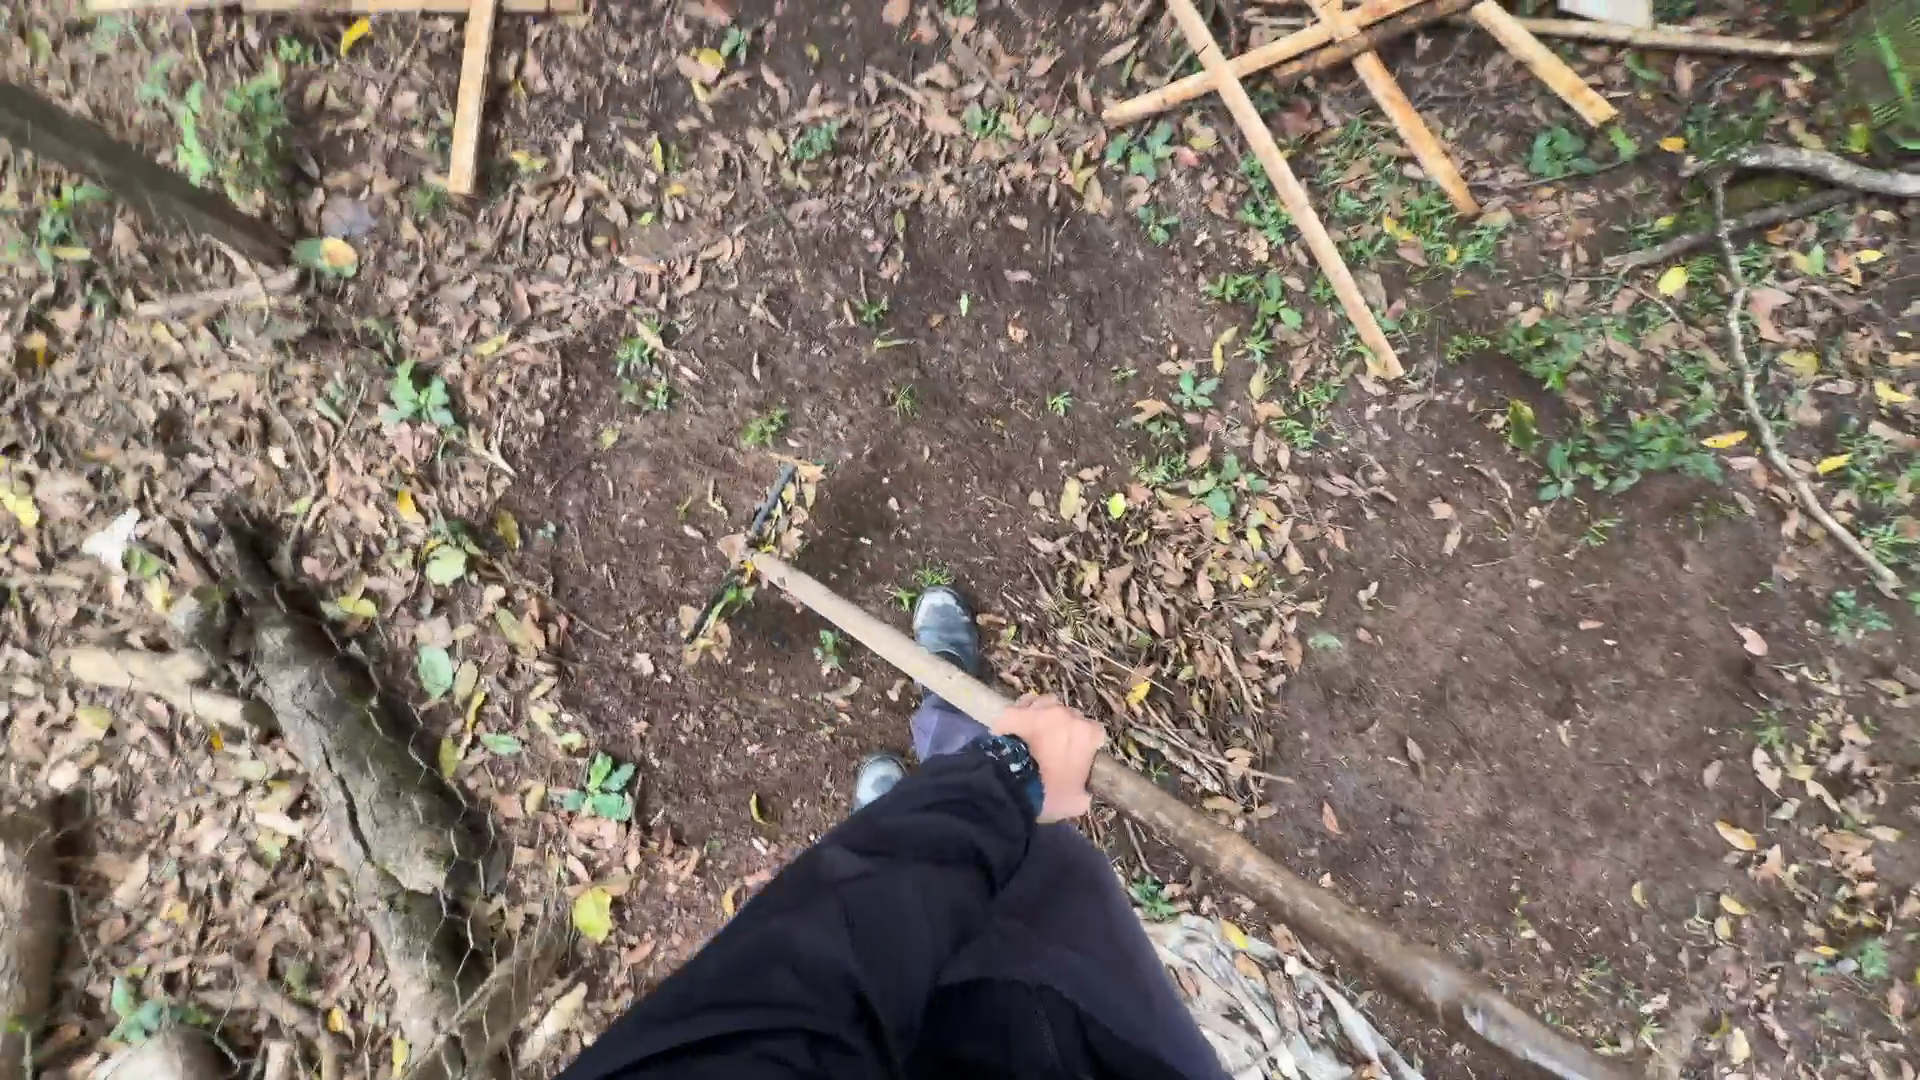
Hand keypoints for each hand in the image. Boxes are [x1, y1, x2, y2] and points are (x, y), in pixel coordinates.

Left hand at [993, 695, 1104, 822]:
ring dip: (1048, 717)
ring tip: (1039, 733)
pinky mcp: (1015, 709)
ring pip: (1049, 705)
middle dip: (1067, 731)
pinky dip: (1027, 712)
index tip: (1081, 757)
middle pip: (1072, 717)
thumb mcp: (1077, 802)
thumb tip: (1083, 787)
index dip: (1089, 745)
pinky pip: (1027, 704)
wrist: (1008, 785)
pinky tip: (1023, 724)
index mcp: (1085, 733)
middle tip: (1057, 750)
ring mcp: (1039, 708)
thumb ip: (1085, 788)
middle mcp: (1065, 714)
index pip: (1096, 733)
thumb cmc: (1048, 793)